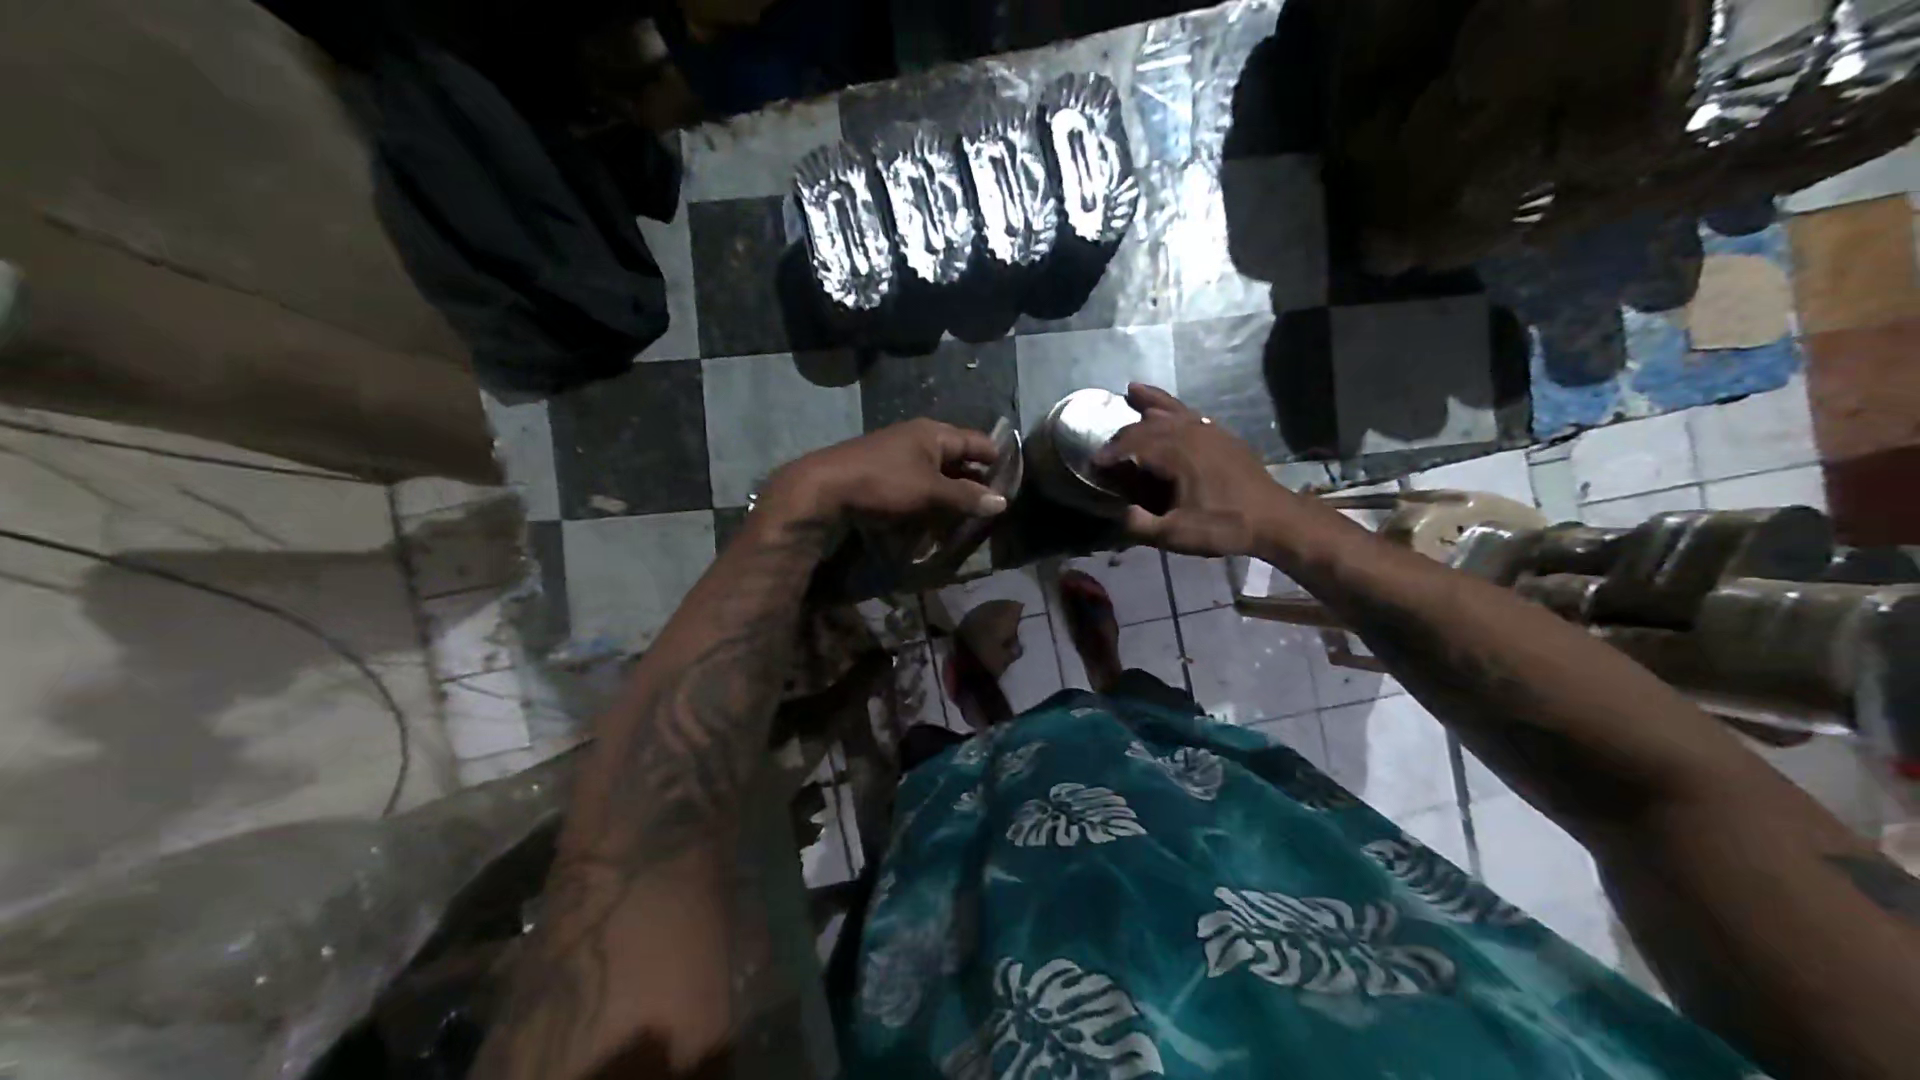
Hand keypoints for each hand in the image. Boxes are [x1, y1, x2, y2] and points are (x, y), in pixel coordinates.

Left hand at [763, 419, 1006, 522]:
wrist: (824, 488)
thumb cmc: (883, 483)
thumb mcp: (930, 491)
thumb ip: (966, 497)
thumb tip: (1002, 502)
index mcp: (934, 433)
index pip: (978, 442)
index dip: (997, 460)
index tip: (1013, 482)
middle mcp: (918, 438)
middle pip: (957, 458)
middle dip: (974, 482)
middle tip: (991, 508)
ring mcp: (898, 455)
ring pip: (937, 474)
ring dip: (951, 495)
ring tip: (966, 520)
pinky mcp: (882, 473)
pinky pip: (917, 484)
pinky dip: (929, 500)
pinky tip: (933, 520)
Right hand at [1092, 383, 1288, 556]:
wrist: (1275, 518)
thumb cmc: (1224, 525)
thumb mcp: (1176, 534)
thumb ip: (1140, 525)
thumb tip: (1116, 514)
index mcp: (1176, 453)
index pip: (1133, 443)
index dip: (1110, 453)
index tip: (1094, 465)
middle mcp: (1190, 433)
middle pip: (1148, 424)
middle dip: (1124, 432)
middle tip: (1108, 447)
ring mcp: (1209, 430)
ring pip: (1172, 409)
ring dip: (1149, 403)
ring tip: (1132, 391)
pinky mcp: (1223, 435)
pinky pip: (1191, 413)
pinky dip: (1174, 407)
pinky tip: (1171, 412)